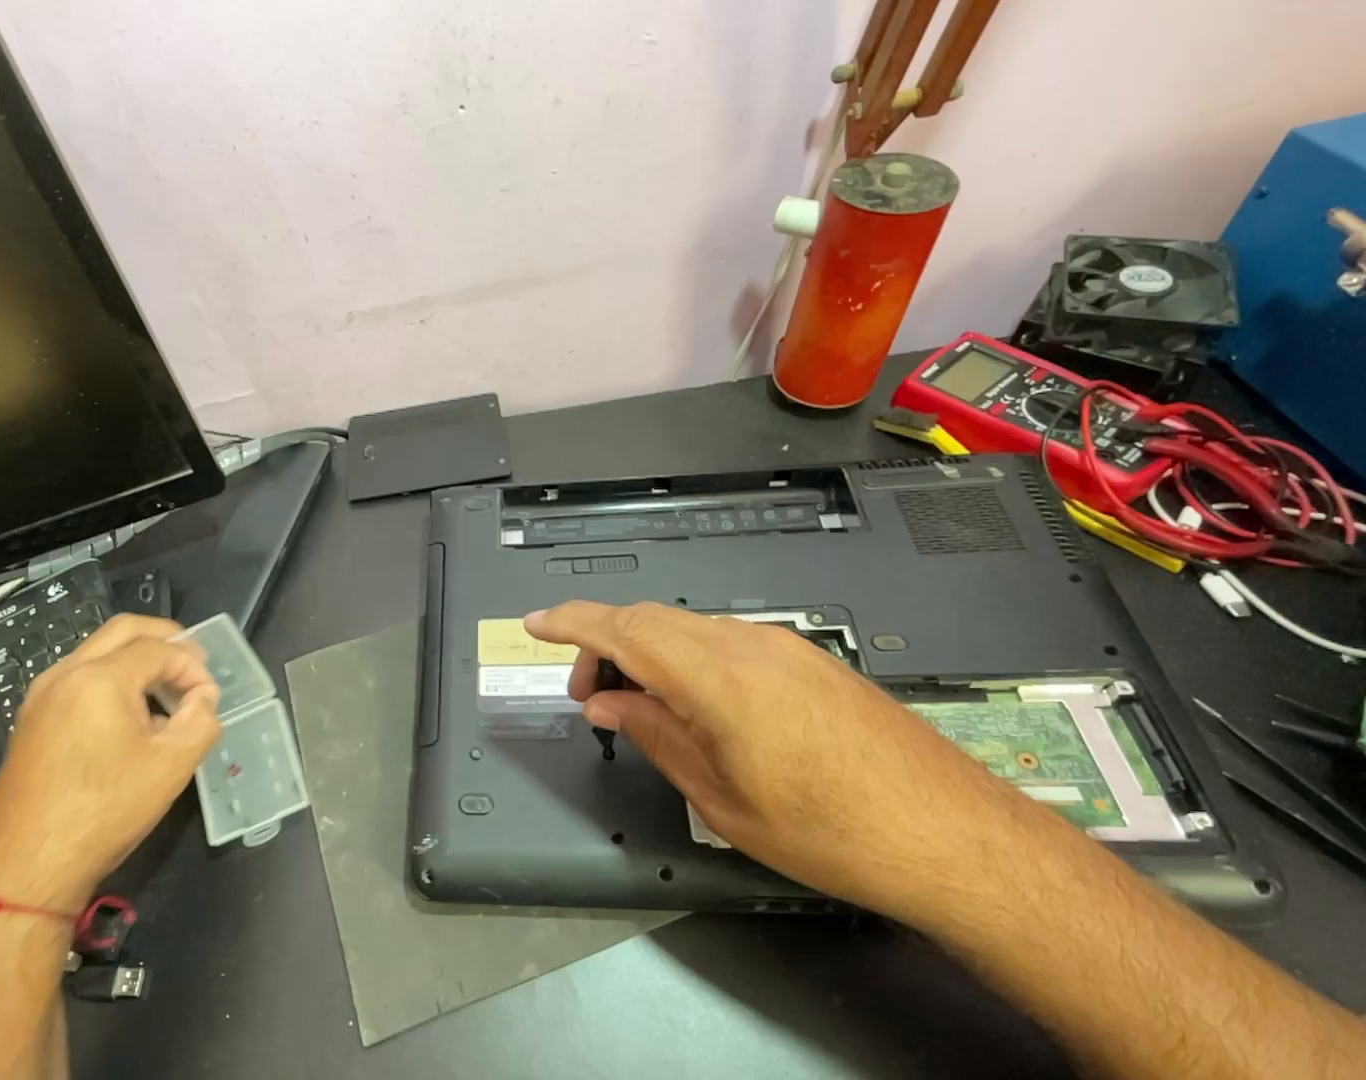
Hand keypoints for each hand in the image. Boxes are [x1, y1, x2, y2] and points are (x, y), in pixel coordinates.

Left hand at [0, 614, 219, 912]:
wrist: (28, 866)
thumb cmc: (105, 812)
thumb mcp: (171, 767)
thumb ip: (201, 721)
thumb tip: (204, 698)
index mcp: (98, 679)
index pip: (158, 648)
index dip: (192, 664)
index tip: (209, 695)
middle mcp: (63, 674)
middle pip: (123, 631)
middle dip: (165, 640)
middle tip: (193, 664)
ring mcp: (40, 697)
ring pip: (97, 652)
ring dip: (136, 660)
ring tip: (166, 694)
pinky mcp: (30, 722)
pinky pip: (78, 679)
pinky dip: (111, 681)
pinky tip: (129, 719)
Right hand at [523, 601, 1066, 919]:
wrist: (949, 834)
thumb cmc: (828, 831)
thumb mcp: (718, 797)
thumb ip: (654, 735)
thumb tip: (608, 704)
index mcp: (717, 676)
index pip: (623, 629)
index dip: (571, 623)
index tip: (535, 625)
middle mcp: (748, 644)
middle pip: (650, 619)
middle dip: (604, 646)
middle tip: (589, 699)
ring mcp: (783, 645)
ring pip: (687, 627)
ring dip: (647, 652)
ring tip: (637, 706)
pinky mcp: (807, 658)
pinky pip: (724, 640)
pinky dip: (686, 658)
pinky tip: (690, 702)